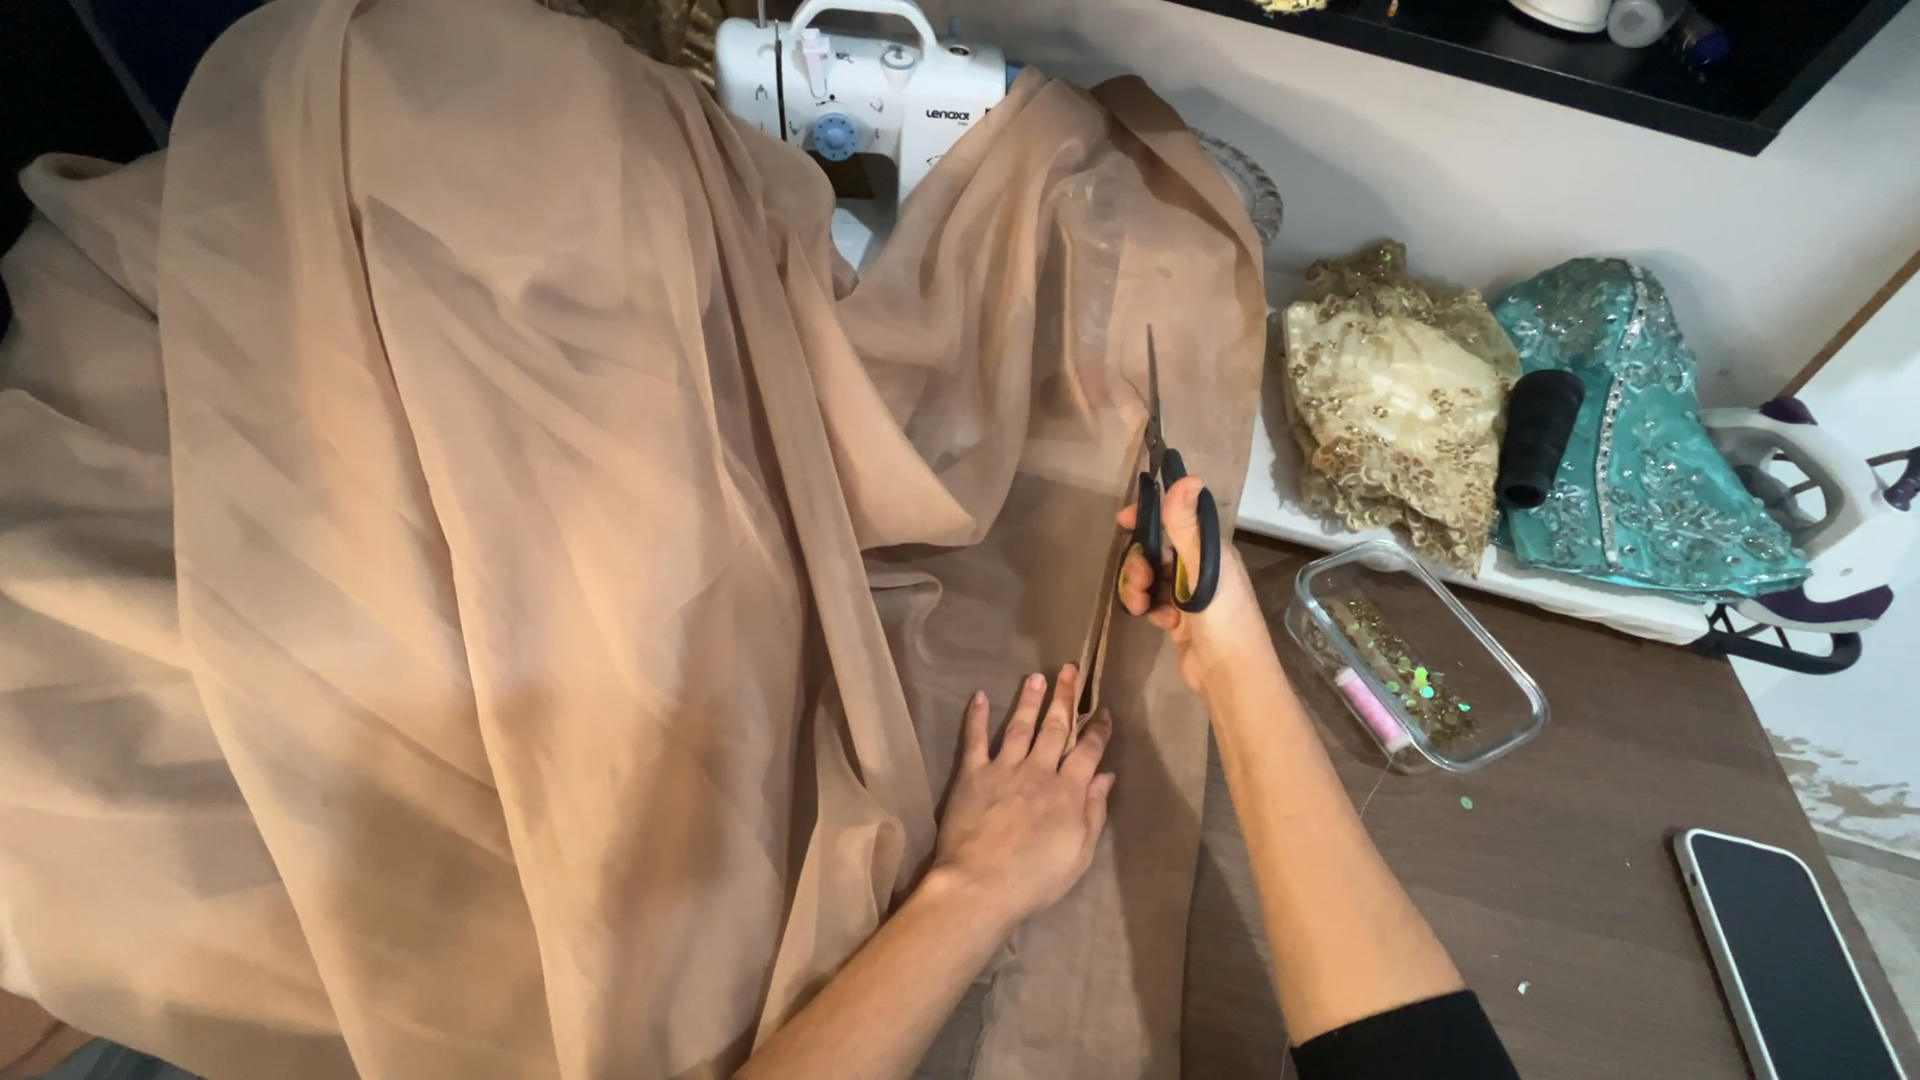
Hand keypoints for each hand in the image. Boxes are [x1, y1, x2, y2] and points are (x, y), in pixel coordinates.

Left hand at [931, 665, 1114, 928]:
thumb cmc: (1036, 877)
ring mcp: (1004, 768)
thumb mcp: (1080, 852)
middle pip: (1055, 728)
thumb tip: (1105, 776)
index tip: (1102, 710)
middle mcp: (1038, 770)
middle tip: (1068, 670)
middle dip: (1064, 698)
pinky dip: (977, 717)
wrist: (982, 883)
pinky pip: (975, 739)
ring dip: (1029, 700)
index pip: (1087, 751)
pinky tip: (980, 697)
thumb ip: (1093, 811)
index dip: (1097, 729)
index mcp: (1067, 791)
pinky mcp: (973, 773)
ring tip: (1036, 677)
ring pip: (1020, 726)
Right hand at [1116, 475, 1264, 696]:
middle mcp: (1202, 566)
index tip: (1123, 521)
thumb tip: (1187, 477)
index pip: (1177, 519)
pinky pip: (1153, 601)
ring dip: (1138, 588)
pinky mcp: (1179, 617)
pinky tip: (1158, 622)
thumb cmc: (1222, 617)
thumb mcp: (1203, 567)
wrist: (1229, 674)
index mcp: (1211, 549)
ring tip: (1142, 607)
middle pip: (1156, 550)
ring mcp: (1190, 593)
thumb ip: (1188, 526)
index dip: (1150, 516)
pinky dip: (1149, 608)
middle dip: (1139, 563)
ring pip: (1150, 576)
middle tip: (1139, 582)